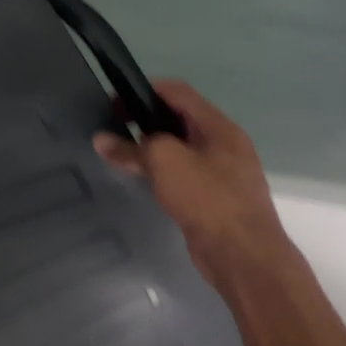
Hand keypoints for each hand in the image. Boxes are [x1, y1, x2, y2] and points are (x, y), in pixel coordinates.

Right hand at [93, 80, 300, 292]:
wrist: (243, 254)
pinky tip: (141, 177)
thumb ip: (129, 146)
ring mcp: (222, 170)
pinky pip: (181, 168)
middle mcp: (224, 144)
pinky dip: (158, 167)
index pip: (177, 92)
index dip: (142, 90)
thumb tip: (102, 141)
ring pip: (178, 145)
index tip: (112, 105)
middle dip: (142, 119)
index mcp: (219, 128)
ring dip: (148, 145)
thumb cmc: (207, 197)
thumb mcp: (163, 161)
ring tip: (120, 153)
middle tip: (112, 129)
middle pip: (177, 117)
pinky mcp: (214, 193)